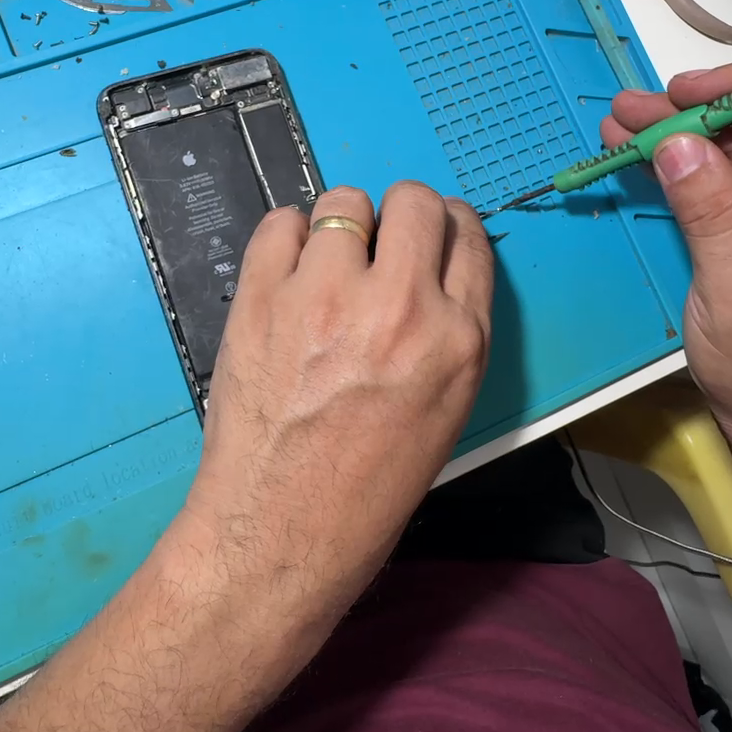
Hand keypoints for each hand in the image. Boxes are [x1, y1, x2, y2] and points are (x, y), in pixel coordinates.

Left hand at [186, 182, 493, 605]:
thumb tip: (427, 267)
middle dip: (400, 214)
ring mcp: (326, 296)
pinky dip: (287, 239)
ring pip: (344, 202)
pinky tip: (287, 276)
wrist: (280, 531)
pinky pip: (282, 221)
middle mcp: (402, 305)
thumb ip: (449, 330)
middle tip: (377, 248)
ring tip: (325, 270)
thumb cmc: (371, 486)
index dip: (447, 226)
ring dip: (340, 227)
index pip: (468, 236)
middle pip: (412, 200)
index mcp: (460, 339)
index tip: (428, 234)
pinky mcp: (263, 297)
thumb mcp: (447, 408)